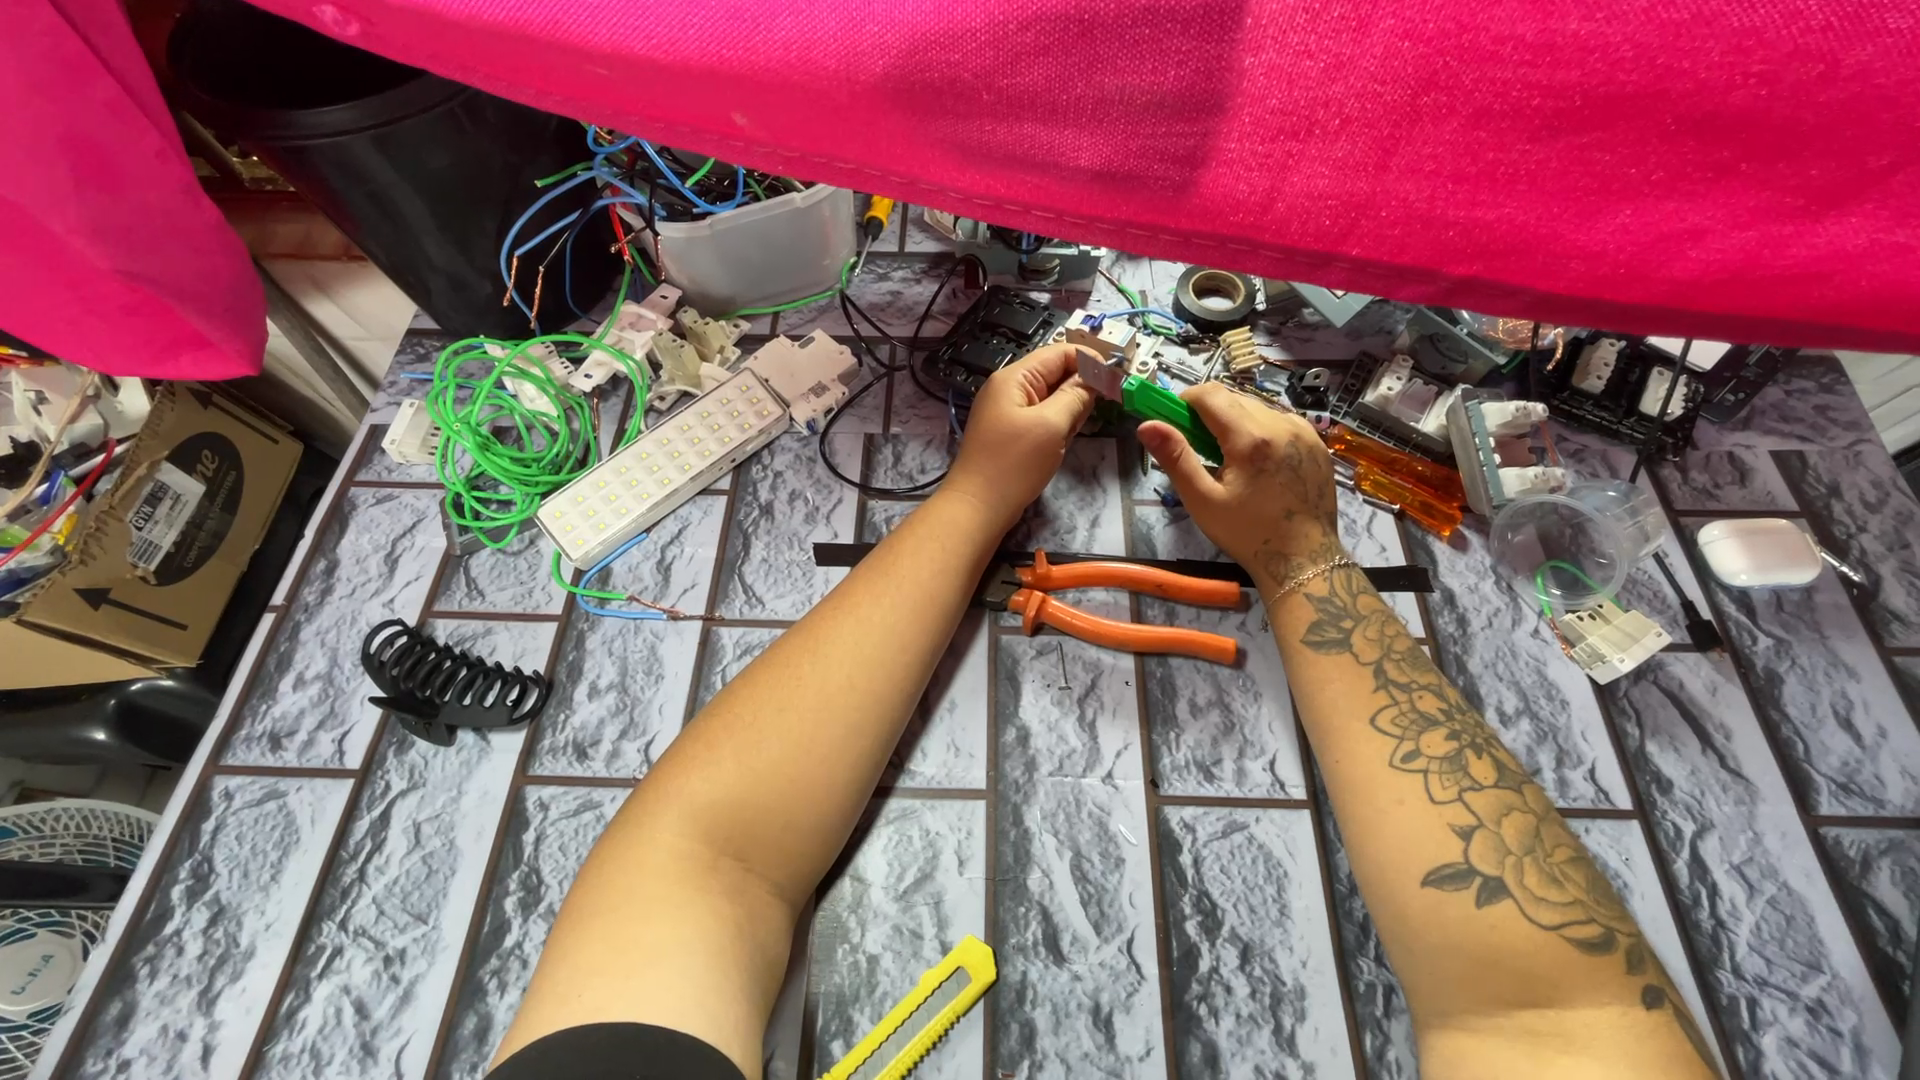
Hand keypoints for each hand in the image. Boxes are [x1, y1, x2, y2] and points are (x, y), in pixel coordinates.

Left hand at [942, 344, 1095, 530]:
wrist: (978, 508)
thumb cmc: (1012, 465)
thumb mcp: (1051, 426)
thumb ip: (1076, 396)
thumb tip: (1097, 376)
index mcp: (1014, 378)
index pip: (1060, 353)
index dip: (1090, 361)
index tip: (1117, 379)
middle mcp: (1009, 389)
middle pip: (1056, 373)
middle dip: (1080, 389)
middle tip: (1094, 412)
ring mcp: (1009, 411)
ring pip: (1052, 398)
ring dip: (1070, 412)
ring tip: (1069, 434)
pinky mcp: (1012, 433)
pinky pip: (1043, 418)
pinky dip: (1058, 426)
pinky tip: (1060, 444)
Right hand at [1137, 383, 1344, 587]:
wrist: (1303, 558)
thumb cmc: (1246, 533)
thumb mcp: (1203, 500)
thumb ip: (1175, 458)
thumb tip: (1146, 426)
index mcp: (1250, 439)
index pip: (1210, 394)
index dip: (1186, 401)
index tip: (1176, 422)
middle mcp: (1280, 425)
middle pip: (1233, 399)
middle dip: (1210, 415)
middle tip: (1200, 449)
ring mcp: (1303, 432)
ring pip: (1257, 408)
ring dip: (1236, 422)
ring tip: (1231, 460)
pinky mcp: (1316, 442)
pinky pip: (1279, 421)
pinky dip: (1261, 431)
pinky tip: (1259, 463)